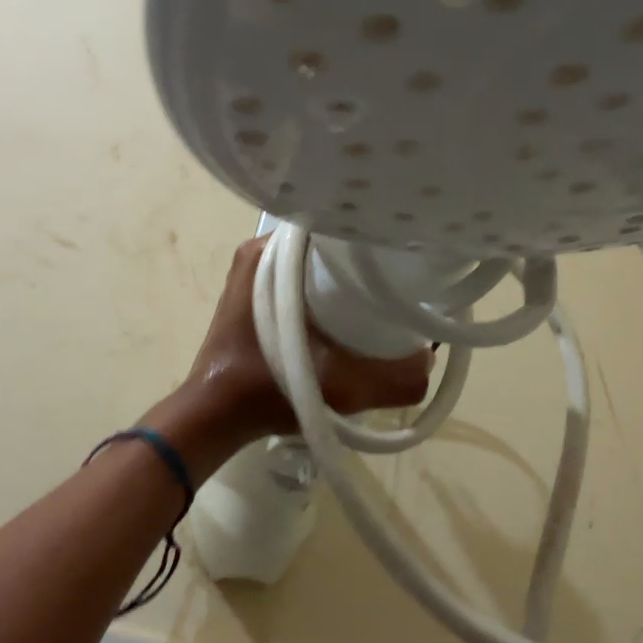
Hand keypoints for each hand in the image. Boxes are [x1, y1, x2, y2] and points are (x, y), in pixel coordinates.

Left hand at [179, 236, 432, 443]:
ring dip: (340, 278)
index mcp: (267, 253)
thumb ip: (393, 380)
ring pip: (310, 265)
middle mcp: (257, 254)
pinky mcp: (249, 299)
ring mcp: (250, 276)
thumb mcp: (338, 389)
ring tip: (379, 298)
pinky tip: (349, 316)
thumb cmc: (266, 390)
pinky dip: (322, 293)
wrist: (214, 418)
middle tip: (396, 281)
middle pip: (322, 244)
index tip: (397, 254)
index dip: (365, 235)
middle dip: (358, 258)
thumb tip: (428, 361)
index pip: (329, 224)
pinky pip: (296, 282)